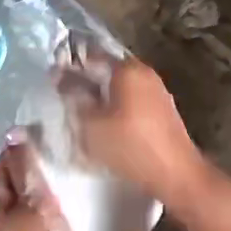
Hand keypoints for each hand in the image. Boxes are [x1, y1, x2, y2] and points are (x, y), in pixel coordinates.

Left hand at [0, 135, 82, 230]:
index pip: (7, 158)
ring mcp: (13, 229)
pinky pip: (38, 210)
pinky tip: (67, 196)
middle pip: (17, 176)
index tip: (51, 135)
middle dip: (37, 163)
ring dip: (45, 183)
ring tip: (68, 170)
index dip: (27, 145)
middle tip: (63, 151)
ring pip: (29, 194)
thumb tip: (12, 132)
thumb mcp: (35, 202)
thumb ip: (25, 167)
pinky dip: (50, 201)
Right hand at [72, 54, 207, 203]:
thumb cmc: (130, 146)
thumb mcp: (91, 124)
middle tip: (66, 98)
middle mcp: (144, 72)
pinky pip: (133, 100)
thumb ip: (73, 97)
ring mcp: (157, 91)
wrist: (177, 176)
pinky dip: (118, 107)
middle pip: (107, 70)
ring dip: (102, 97)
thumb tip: (61, 77)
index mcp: (127, 68)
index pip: (91, 55)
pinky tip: (107, 126)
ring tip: (84, 115)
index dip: (70, 65)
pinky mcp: (163, 111)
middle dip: (86, 82)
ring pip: (120, 86)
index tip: (54, 79)